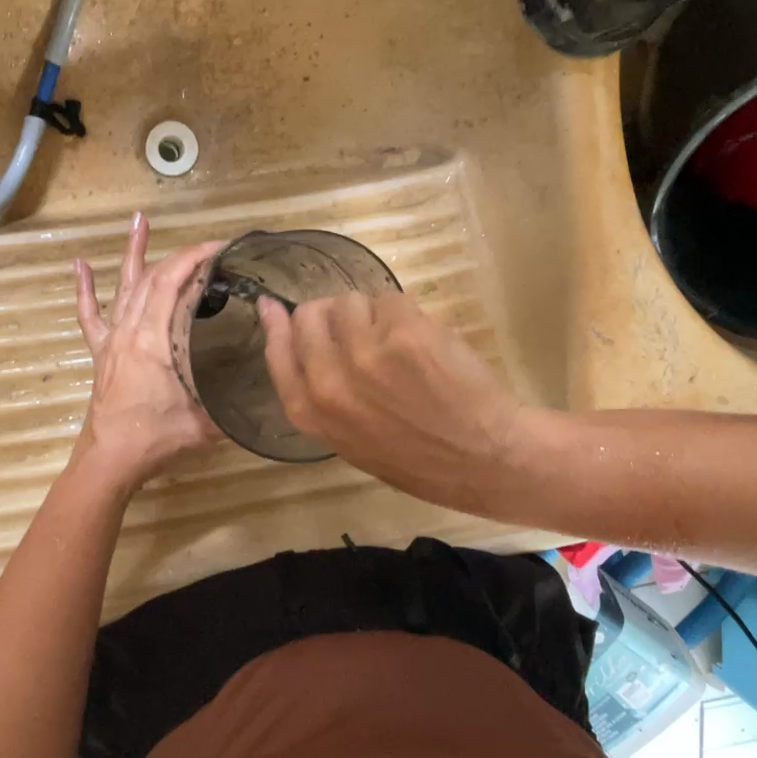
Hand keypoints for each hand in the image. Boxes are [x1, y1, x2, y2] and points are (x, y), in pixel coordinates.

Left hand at [73, 214, 224, 484]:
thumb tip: (268, 390)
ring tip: (139, 220)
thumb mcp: (206, 423)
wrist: (109, 461)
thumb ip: (234, 405)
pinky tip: (79, 266)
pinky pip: (90, 315)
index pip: (173, 285)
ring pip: (123, 287)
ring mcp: (112, 340)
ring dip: (133, 252)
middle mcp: (130, 330)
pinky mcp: (101, 353)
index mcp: (154, 340)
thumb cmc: (156, 440)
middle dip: (180, 255)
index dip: (195, 259)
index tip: (221, 248)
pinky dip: (85, 289)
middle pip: (152, 279)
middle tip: (206, 244)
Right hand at [258, 292, 528, 518]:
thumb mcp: (352, 442)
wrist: (484, 459)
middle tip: (363, 332)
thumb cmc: (419, 459)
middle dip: (333, 316)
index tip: (272, 305)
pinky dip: (406, 314)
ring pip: (350, 301)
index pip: (278, 353)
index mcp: (313, 414)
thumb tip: (308, 347)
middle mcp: (329, 382)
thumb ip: (322, 397)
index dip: (276, 324)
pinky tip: (425, 343)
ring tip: (400, 345)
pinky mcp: (403, 333)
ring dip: (372, 315)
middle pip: (310, 315)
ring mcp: (365, 354)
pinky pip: (390, 298)